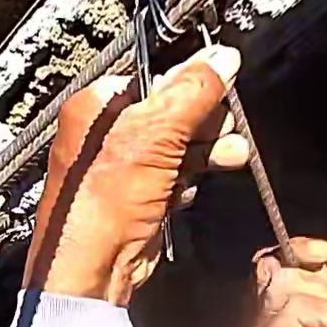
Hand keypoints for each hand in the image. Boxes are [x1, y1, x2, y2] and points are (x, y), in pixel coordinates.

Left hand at [25, 46, 249, 303]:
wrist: (95, 267)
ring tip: (231, 153)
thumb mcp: (154, 134)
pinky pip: (175, 177)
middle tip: (228, 124)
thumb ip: (191, 94)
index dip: (191, 82)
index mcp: (99, 106)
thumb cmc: (101, 205)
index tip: (222, 84)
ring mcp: (126, 168)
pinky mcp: (141, 197)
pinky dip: (190, 180)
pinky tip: (195, 185)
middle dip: (207, 121)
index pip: (155, 77)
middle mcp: (109, 135)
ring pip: (179, 148)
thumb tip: (221, 60)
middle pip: (173, 113)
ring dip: (207, 151)